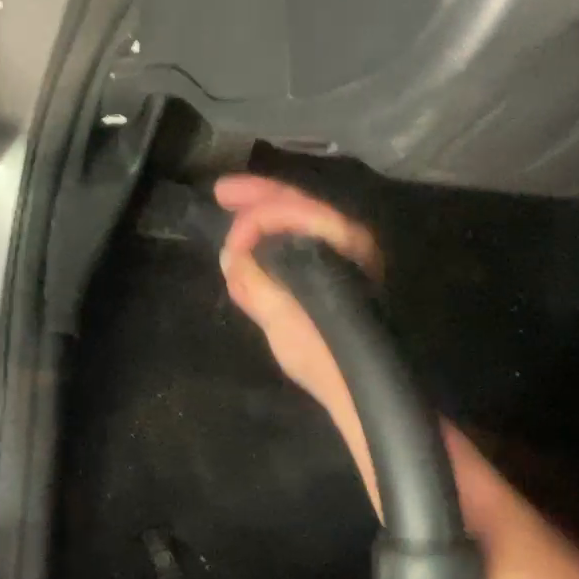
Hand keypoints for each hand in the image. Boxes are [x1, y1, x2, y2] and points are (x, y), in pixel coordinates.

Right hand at [214, 175, 383, 419]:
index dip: (255, 215)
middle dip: (258, 199)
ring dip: (263, 224)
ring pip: (297, 228)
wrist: (355, 387)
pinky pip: (298, 251)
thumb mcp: (281, 313)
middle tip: (222, 192)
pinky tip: (251, 258)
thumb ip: (255, 278)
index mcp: (341, 241)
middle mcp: (345, 242)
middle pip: (297, 208)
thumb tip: (231, 255)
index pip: (292, 208)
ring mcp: (339, 261)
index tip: (228, 242)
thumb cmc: (323, 349)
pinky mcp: (331, 283)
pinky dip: (272, 249)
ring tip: (232, 226)